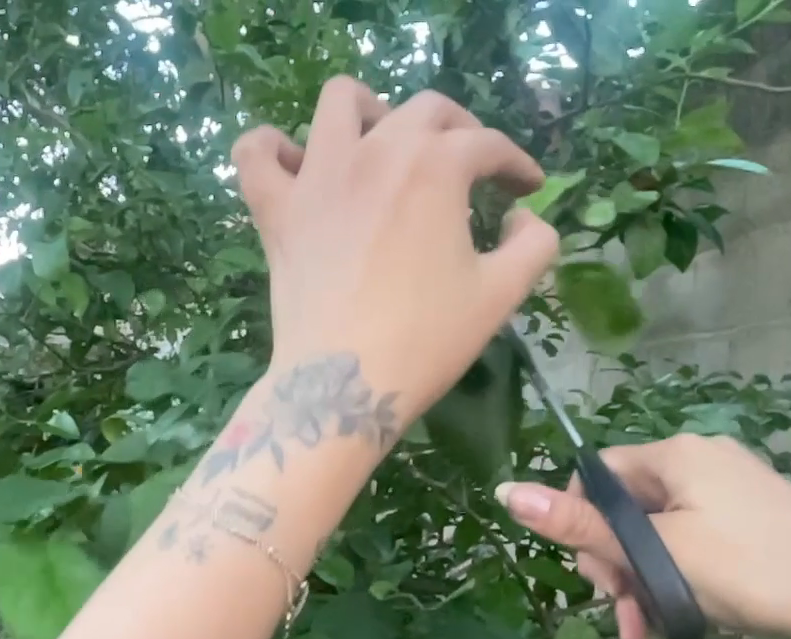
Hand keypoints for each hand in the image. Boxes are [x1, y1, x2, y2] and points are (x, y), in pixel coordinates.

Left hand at [231, 78, 559, 422]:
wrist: (345, 384)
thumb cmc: (425, 341)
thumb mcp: (501, 295)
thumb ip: (534, 243)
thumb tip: (522, 217)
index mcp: (436, 166)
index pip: (487, 146)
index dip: (515, 166)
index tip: (525, 190)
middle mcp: (376, 151)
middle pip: (425, 111)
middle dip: (459, 131)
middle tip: (469, 169)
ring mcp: (318, 177)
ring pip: (340, 103)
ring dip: (371, 111)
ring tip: (383, 144)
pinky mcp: (277, 211)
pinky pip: (256, 155)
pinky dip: (272, 149)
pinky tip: (295, 165)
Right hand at [496, 434, 790, 638]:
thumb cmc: (754, 573)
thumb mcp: (657, 553)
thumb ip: (579, 525)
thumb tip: (504, 490)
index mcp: (676, 454)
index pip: (594, 477)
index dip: (581, 528)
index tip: (600, 580)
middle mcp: (702, 461)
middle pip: (623, 511)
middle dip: (615, 569)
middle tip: (629, 618)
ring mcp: (731, 492)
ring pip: (655, 537)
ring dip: (641, 587)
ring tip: (651, 637)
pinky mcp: (753, 522)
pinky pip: (690, 547)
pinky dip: (676, 585)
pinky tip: (681, 625)